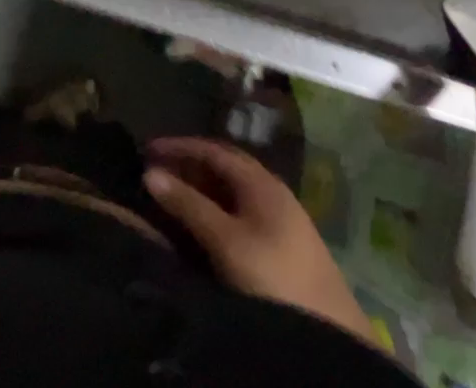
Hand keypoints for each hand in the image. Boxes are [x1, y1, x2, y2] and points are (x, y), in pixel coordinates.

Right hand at [143, 138, 376, 346]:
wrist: (328, 328)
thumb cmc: (273, 274)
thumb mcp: (224, 239)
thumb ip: (187, 205)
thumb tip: (149, 174)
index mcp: (262, 183)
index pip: (214, 150)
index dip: (179, 147)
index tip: (146, 150)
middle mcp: (272, 192)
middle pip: (225, 167)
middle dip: (188, 165)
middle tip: (155, 172)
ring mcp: (280, 218)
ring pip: (232, 191)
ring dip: (200, 188)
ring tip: (171, 196)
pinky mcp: (281, 243)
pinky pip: (238, 211)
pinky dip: (213, 208)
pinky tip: (200, 223)